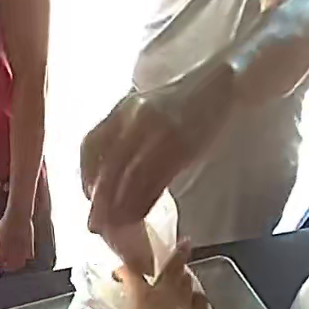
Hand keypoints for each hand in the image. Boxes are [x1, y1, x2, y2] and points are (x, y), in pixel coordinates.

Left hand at [0, 204, 35, 274]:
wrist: (18, 215)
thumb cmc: (5, 224)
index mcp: (1, 249)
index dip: (0, 266)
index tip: (1, 265)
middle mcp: (10, 251)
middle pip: (11, 267)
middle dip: (9, 267)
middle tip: (9, 266)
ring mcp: (21, 249)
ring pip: (20, 264)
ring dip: (18, 265)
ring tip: (17, 263)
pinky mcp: (30, 246)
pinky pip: (29, 257)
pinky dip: (27, 257)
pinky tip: (25, 255)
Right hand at [66, 238, 208, 308]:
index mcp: (141, 294)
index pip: (131, 274)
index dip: (123, 270)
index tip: (117, 272)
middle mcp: (164, 294)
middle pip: (171, 269)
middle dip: (176, 256)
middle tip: (185, 242)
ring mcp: (184, 306)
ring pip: (187, 284)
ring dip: (186, 276)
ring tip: (186, 271)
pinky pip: (200, 306)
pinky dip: (199, 300)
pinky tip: (198, 299)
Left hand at [81, 75, 218, 231]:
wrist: (222, 84)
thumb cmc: (179, 106)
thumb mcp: (143, 113)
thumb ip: (122, 140)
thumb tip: (102, 187)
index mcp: (123, 109)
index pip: (91, 146)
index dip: (85, 176)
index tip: (88, 197)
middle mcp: (137, 117)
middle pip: (111, 167)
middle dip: (101, 201)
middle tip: (95, 224)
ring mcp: (161, 130)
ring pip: (132, 177)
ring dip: (122, 206)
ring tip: (118, 224)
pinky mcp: (182, 144)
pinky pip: (157, 180)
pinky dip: (144, 202)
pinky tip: (139, 214)